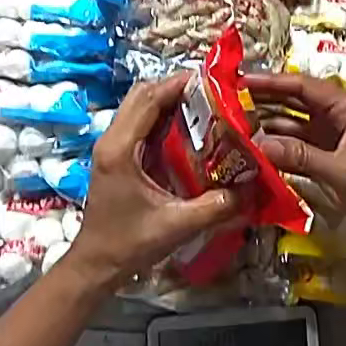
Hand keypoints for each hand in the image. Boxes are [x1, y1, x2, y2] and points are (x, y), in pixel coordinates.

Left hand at [59, 75, 241, 288]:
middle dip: (173, 88)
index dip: (176, 85)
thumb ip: (214, 207)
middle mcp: (112, 140)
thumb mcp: (176, 227)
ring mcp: (111, 146)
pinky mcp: (116, 155)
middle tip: (208, 93)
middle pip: (141, 95)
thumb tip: (249, 189)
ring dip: (167, 100)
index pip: (148, 100)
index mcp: (120, 149)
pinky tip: (186, 128)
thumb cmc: (129, 244)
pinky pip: (139, 122)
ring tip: (202, 105)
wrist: (95, 265)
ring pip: (138, 106)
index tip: (208, 80)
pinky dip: (161, 116)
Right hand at [246, 73, 345, 253]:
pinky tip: (252, 147)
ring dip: (265, 123)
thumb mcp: (340, 170)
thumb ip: (299, 157)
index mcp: (345, 106)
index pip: (302, 86)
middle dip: (263, 99)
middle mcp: (333, 115)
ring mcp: (326, 135)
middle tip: (228, 100)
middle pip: (292, 100)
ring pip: (290, 122)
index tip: (241, 82)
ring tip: (234, 124)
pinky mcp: (322, 155)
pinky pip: (293, 144)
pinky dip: (274, 145)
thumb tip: (259, 146)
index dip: (271, 82)